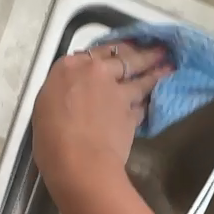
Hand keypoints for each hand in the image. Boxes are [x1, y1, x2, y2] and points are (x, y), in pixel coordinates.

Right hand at [32, 41, 170, 201]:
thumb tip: (72, 94)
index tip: (118, 52)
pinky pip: (142, 105)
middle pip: (124, 58)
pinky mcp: (131, 114)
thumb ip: (62, 93)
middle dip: (142, 54)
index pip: (94, 52)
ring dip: (156, 72)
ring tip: (168, 67)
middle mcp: (96, 73)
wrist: (79, 163)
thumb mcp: (44, 107)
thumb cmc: (50, 138)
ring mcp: (117, 93)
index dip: (109, 53)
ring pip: (140, 79)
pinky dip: (149, 102)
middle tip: (159, 50)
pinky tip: (155, 100)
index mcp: (69, 68)